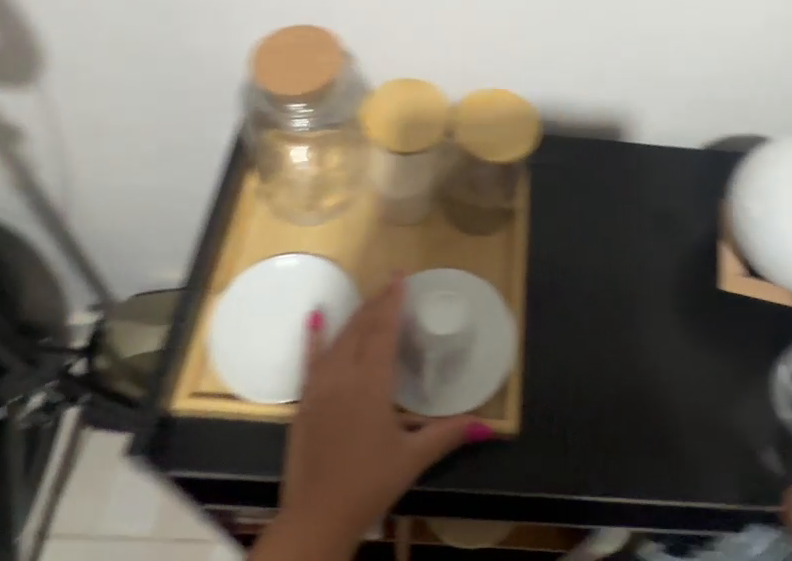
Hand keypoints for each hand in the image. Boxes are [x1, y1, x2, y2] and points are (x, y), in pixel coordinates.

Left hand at [252, 277, 492, 560]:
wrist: (316, 516)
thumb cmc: (369, 484)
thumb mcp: (412, 458)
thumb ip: (447, 434)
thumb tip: (487, 425)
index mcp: (371, 384)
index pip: (383, 331)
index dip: (393, 302)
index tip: (400, 276)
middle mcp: (342, 376)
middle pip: (360, 329)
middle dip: (376, 304)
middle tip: (391, 284)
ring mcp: (319, 387)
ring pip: (338, 340)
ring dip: (355, 317)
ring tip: (370, 301)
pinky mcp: (304, 401)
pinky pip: (310, 360)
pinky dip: (313, 338)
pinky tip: (315, 318)